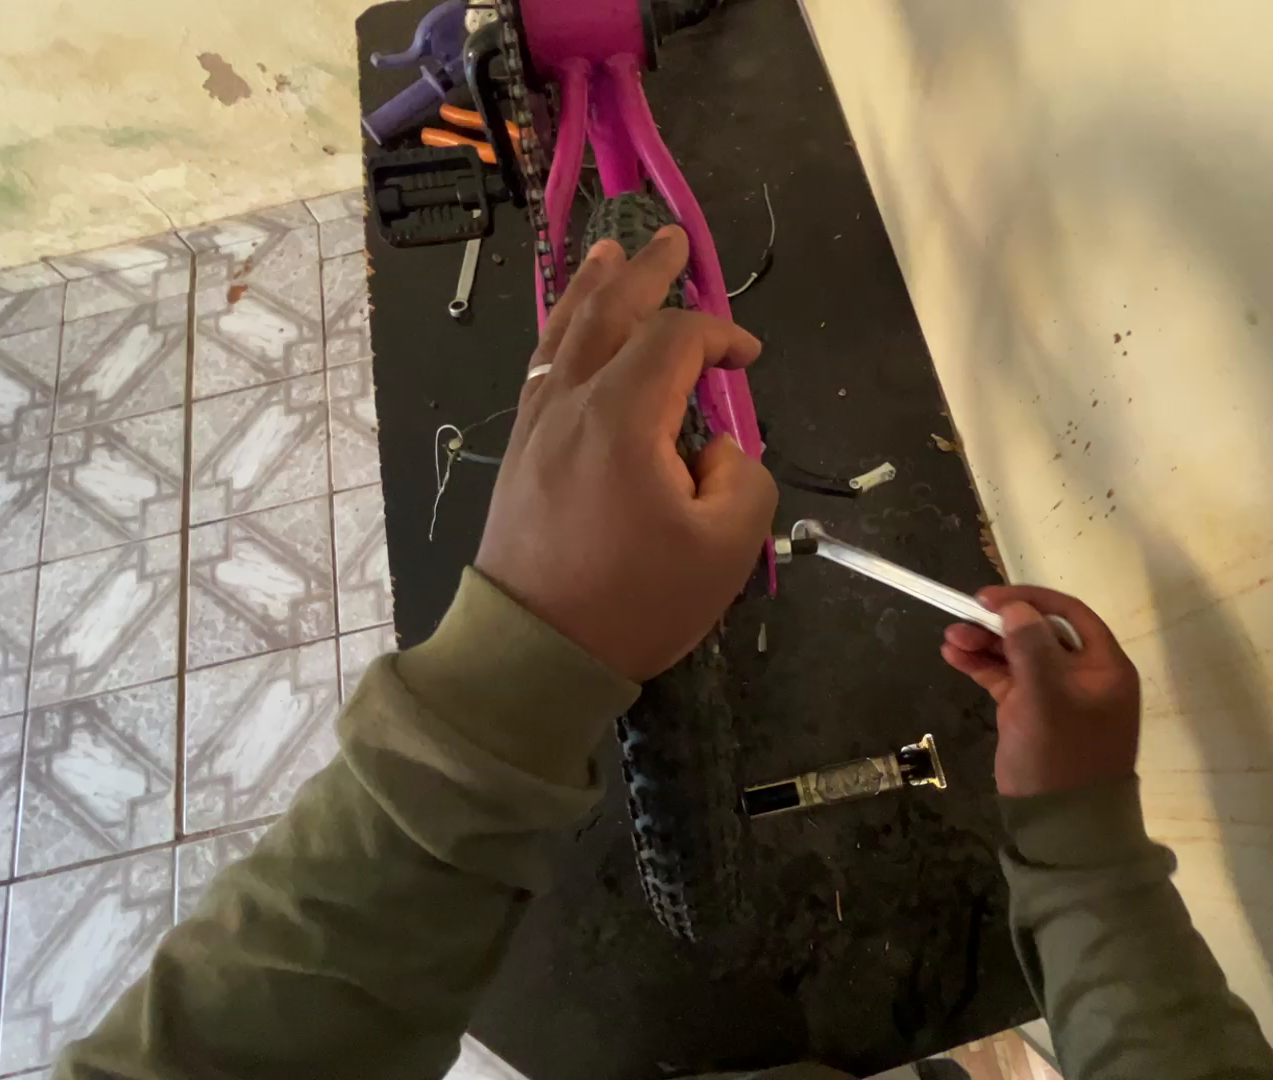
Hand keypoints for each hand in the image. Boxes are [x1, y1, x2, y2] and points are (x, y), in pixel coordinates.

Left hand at [475, 226, 778, 681]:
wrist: (535, 652)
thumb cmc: (635, 602)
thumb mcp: (727, 549)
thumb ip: (743, 477)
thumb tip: (715, 448)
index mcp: (624, 418)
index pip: (677, 341)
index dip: (720, 334)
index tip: (750, 357)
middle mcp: (573, 403)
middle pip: (610, 314)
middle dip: (646, 272)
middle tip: (670, 240)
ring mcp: (537, 425)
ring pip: (563, 335)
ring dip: (591, 290)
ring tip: (605, 254)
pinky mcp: (522, 452)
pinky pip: (540, 372)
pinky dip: (558, 336)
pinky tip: (566, 331)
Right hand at [940, 585, 1140, 796]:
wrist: (1058, 821)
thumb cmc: (1061, 756)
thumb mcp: (1046, 699)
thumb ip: (1031, 648)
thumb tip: (1013, 608)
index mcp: (1102, 665)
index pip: (1067, 613)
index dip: (1027, 600)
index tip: (987, 599)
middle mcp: (1079, 672)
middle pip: (1035, 631)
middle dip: (997, 625)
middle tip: (960, 620)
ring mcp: (1053, 691)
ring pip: (1015, 652)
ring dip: (983, 643)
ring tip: (950, 640)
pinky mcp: (1028, 708)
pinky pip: (1003, 675)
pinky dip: (980, 664)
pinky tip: (953, 656)